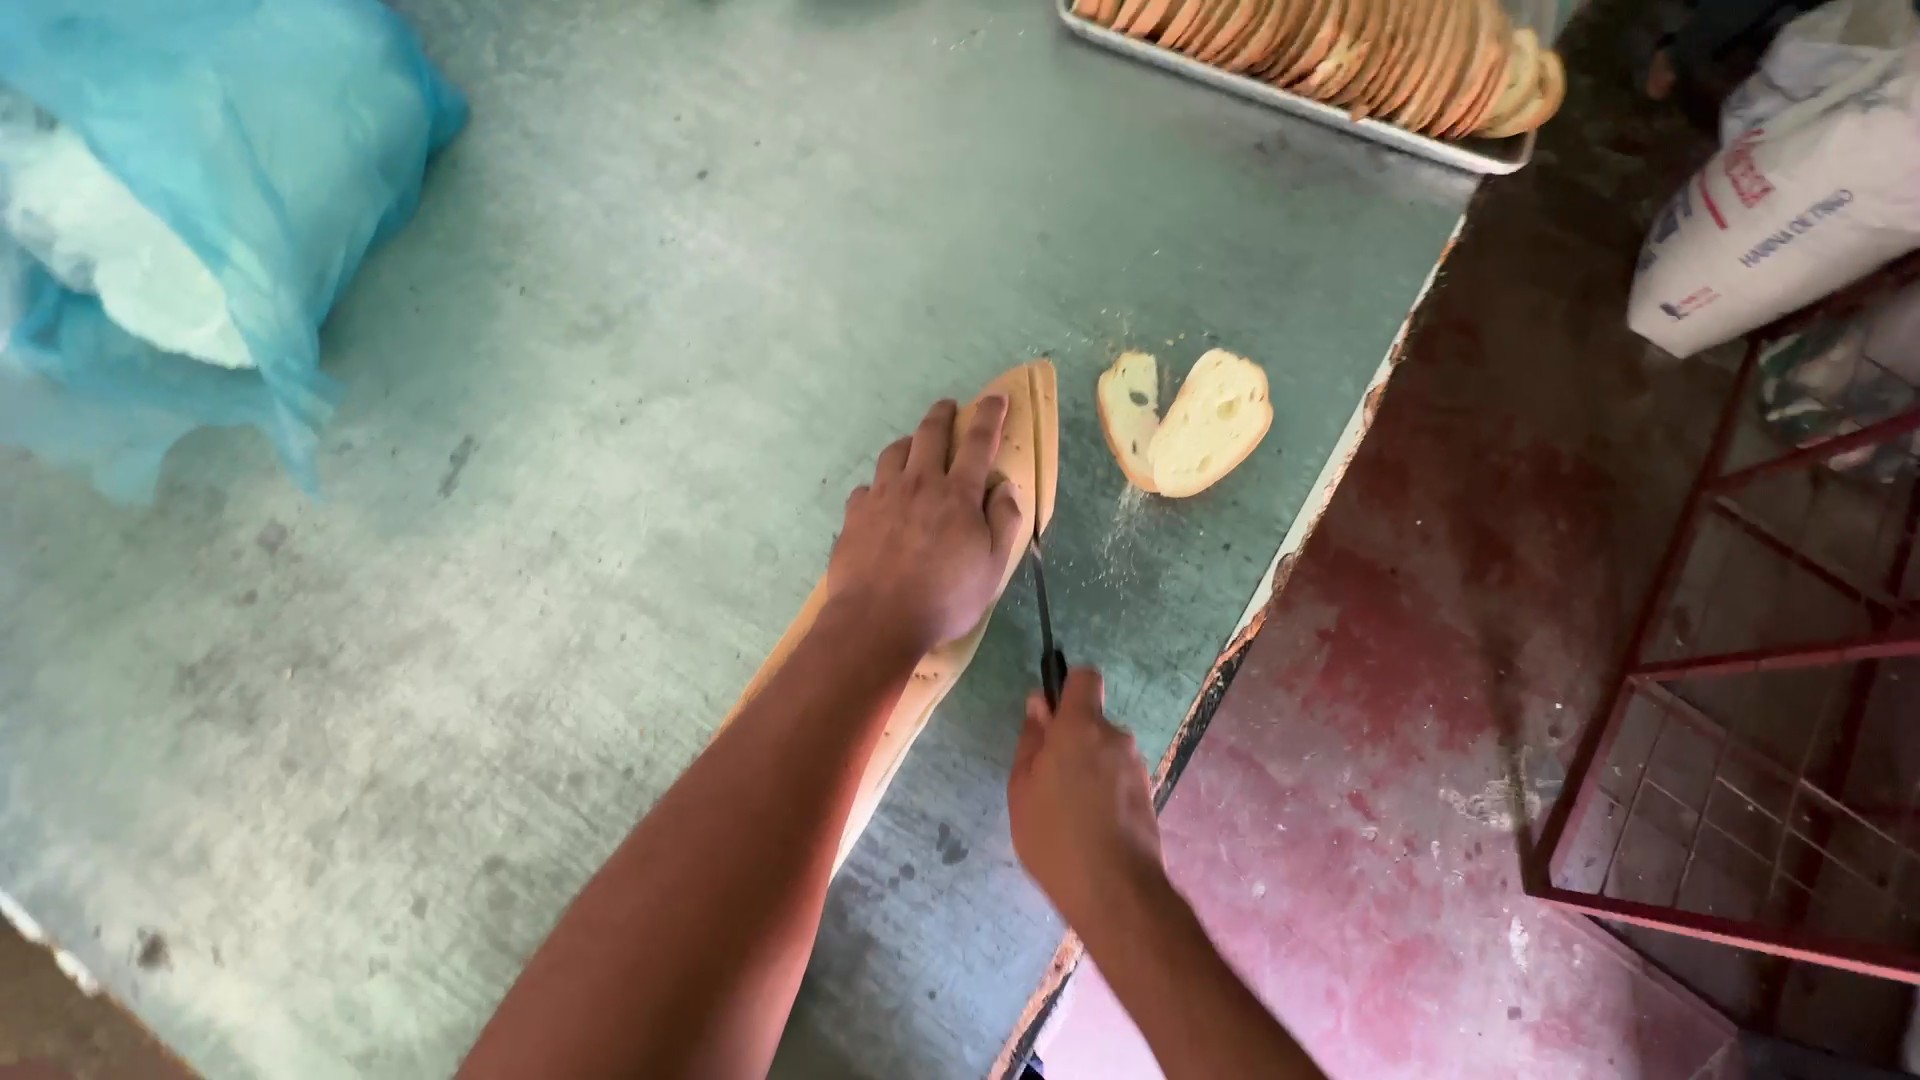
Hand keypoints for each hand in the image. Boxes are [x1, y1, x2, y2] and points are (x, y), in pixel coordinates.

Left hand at [827, 397, 1025, 652]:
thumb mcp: (992, 568)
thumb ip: (1004, 522)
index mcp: (957, 494)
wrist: (877, 621)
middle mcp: (918, 484)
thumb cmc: (944, 599)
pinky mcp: (854, 515)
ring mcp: (881, 496)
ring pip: (894, 453)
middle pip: (930, 434)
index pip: (978, 442)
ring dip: (908, 443)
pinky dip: (879, 485)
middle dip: (942, 415)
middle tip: (948, 408)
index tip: (996, 397)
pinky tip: (880, 498)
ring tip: (913, 447)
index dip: (989, 415)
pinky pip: (867, 487)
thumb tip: (1005, 486)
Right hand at [1008, 668, 1165, 928]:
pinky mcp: (1148, 795)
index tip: (1050, 718)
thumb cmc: (1054, 835)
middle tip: (1048, 782)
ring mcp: (1136, 767)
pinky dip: (1105, 793)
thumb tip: (1039, 704)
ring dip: (1088, 769)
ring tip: (1068, 813)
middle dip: (1072, 741)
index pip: (1085, 678)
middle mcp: (1116, 737)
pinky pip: (1118, 779)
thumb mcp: (1022, 787)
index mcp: (1081, 726)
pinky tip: (1091, 828)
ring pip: (1105, 753)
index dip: (1067, 688)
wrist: (1115, 892)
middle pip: (1092, 722)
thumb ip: (1031, 740)